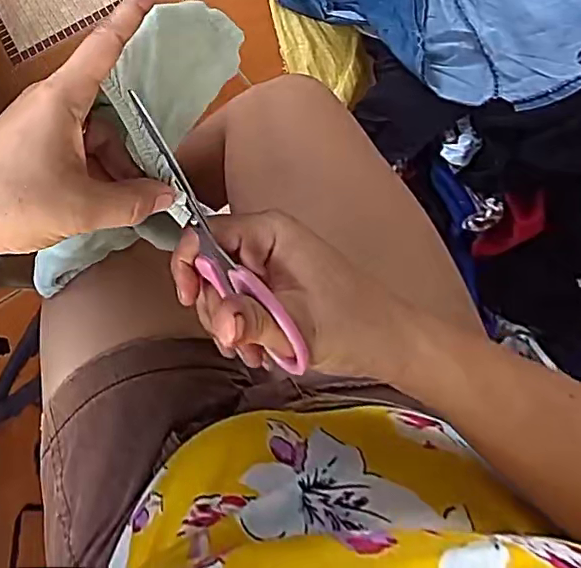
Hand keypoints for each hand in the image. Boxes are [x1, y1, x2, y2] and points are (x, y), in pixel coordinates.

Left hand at [0, 0, 177, 303]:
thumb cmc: (11, 203)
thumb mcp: (83, 206)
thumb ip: (133, 200)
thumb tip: (166, 194)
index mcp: (61, 97)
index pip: (105, 43)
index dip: (133, 11)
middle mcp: (48, 100)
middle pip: (106, 108)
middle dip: (128, 146)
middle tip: (144, 184)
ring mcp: (35, 120)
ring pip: (91, 131)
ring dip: (109, 164)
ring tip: (112, 203)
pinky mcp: (25, 141)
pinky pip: (72, 143)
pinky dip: (89, 168)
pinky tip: (91, 200)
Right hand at [170, 210, 450, 381]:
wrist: (391, 342)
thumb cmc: (353, 325)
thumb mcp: (298, 326)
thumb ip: (252, 321)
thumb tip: (216, 319)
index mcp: (270, 230)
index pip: (206, 232)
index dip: (190, 263)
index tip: (189, 299)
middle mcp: (264, 240)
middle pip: (208, 263)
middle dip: (213, 304)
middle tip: (232, 338)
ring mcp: (267, 262)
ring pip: (219, 286)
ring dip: (227, 322)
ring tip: (253, 350)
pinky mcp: (271, 284)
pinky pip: (237, 300)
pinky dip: (240, 328)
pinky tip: (259, 350)